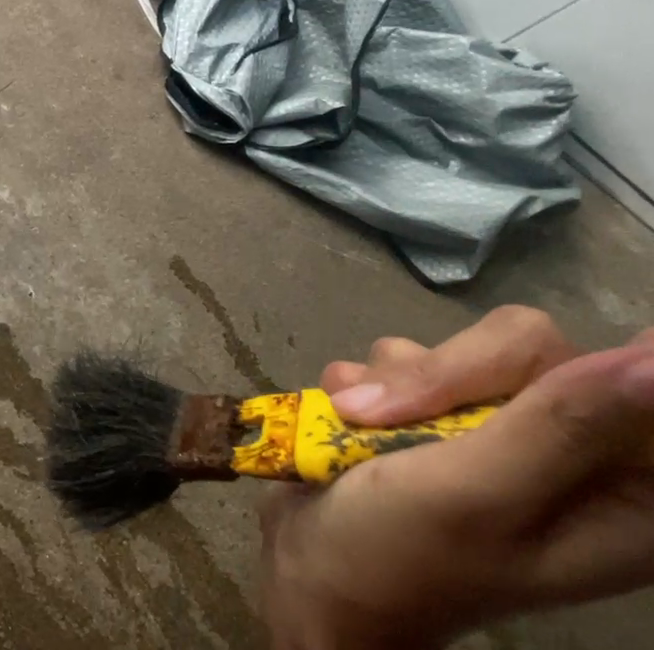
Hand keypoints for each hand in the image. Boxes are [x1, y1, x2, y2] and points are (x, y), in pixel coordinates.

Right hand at [260, 306, 653, 649]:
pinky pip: (394, 362)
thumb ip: (557, 425)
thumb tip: (653, 360)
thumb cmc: (395, 553)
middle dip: (438, 373)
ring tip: (356, 428)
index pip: (628, 383)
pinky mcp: (427, 417)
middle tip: (380, 413)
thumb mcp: (473, 496)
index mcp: (625, 494)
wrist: (304, 574)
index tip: (504, 391)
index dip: (566, 370)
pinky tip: (343, 421)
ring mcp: (491, 433)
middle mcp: (568, 455)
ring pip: (448, 349)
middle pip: (523, 348)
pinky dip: (358, 385)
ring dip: (387, 383)